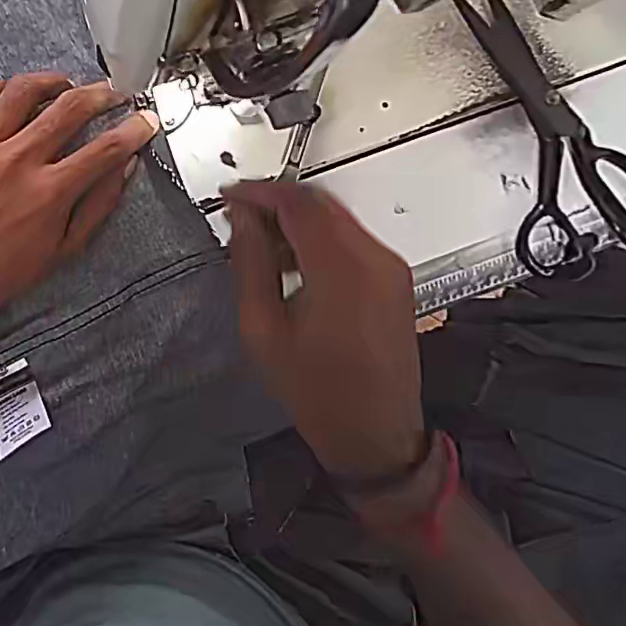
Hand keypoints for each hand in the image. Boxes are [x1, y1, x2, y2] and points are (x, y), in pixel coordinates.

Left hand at [0, 73, 158, 365]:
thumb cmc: (8, 269)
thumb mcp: (66, 248)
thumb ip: (99, 204)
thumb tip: (126, 166)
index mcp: (49, 193)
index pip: (105, 148)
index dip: (134, 129)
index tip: (144, 120)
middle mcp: (17, 163)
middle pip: (70, 107)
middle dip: (101, 94)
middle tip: (111, 95)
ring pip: (22, 91)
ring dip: (52, 81)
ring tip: (65, 86)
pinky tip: (11, 94)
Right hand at [224, 180, 425, 481]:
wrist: (373, 433)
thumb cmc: (318, 392)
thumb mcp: (262, 328)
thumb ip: (250, 263)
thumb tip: (242, 222)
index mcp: (341, 270)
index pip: (297, 203)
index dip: (258, 192)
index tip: (231, 196)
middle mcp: (375, 260)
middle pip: (320, 202)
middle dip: (275, 202)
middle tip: (240, 217)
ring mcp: (390, 268)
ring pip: (336, 217)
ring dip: (295, 220)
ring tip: (260, 244)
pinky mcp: (394, 279)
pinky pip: (351, 238)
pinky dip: (317, 237)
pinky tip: (291, 261)